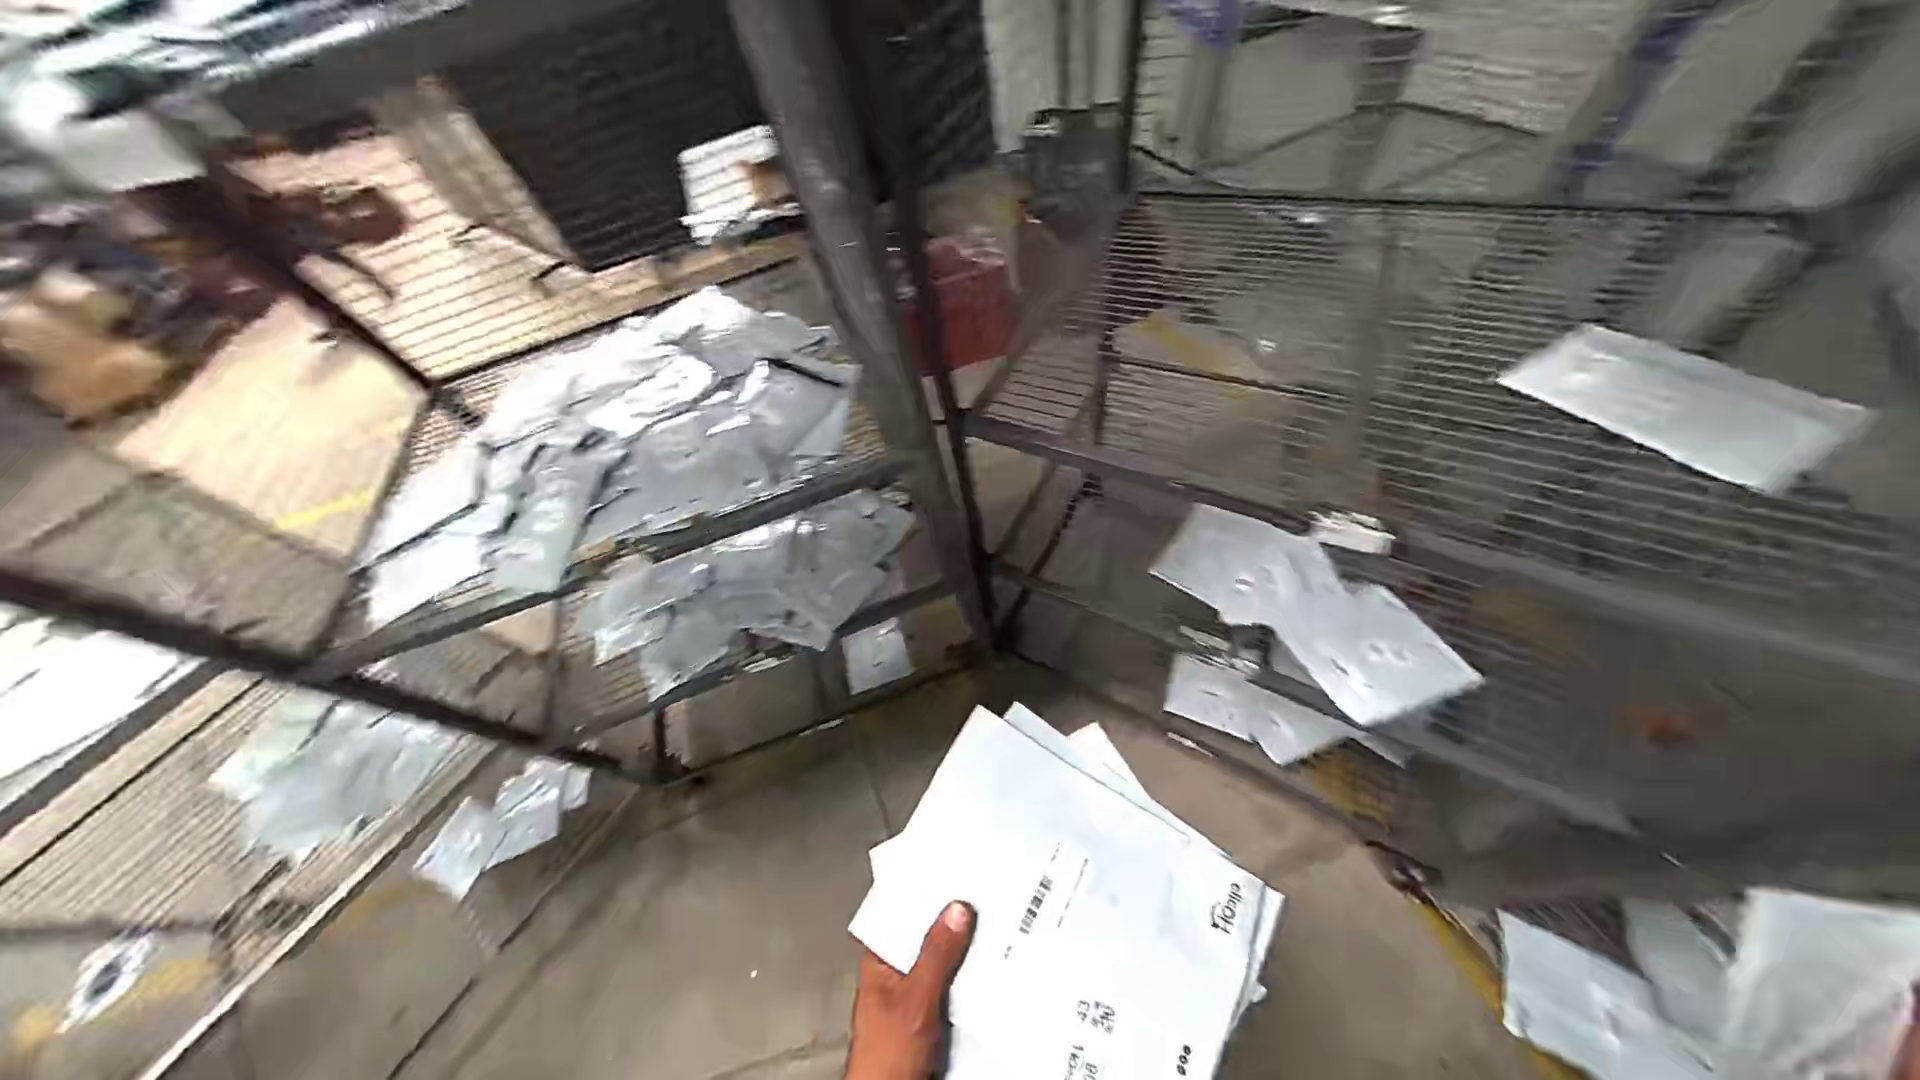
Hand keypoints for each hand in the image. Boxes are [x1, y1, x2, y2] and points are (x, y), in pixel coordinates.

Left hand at [845, 901, 974, 1079]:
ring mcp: (916, 992)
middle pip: (927, 934)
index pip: (903, 912)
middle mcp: (896, 971)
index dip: (927, 894)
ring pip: (945, 960)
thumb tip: (956, 912)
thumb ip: (935, 956)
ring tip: (990, 932)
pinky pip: (956, 985)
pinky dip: (972, 979)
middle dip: (953, 923)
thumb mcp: (915, 1000)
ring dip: (965, 952)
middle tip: (981, 903)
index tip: (955, 877)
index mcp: (879, 959)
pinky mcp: (934, 1013)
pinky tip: (988, 970)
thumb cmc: (883, 1062)